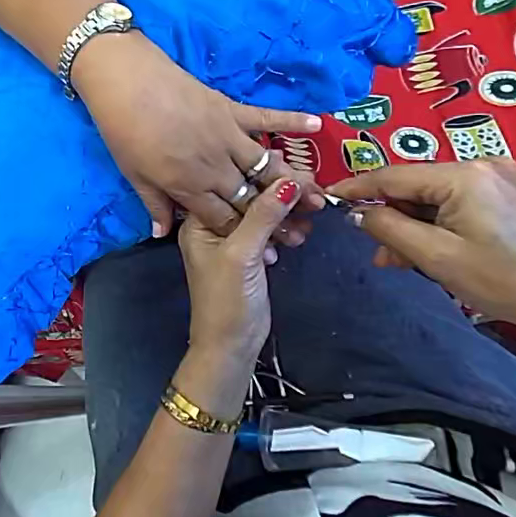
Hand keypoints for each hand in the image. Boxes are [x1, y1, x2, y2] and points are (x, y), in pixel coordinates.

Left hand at [73, 33, 325, 237]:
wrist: (125, 81)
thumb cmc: (122, 131)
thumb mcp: (134, 175)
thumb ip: (155, 205)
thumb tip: (161, 234)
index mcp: (188, 188)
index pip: (224, 219)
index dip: (246, 235)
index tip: (268, 248)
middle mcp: (214, 169)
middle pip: (251, 199)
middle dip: (279, 217)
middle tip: (304, 227)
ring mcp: (226, 138)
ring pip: (266, 167)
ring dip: (292, 182)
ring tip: (316, 194)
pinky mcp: (232, 110)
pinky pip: (267, 118)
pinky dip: (293, 119)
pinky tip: (318, 125)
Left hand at [179, 176, 300, 368]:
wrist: (231, 345)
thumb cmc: (227, 300)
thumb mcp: (243, 254)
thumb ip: (263, 216)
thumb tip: (290, 181)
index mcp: (200, 220)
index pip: (233, 184)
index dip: (266, 175)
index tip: (299, 172)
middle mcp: (215, 225)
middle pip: (252, 196)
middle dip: (283, 192)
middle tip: (314, 193)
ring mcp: (234, 240)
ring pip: (265, 212)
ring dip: (289, 211)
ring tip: (313, 212)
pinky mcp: (251, 254)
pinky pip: (271, 230)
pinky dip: (287, 228)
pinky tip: (301, 233)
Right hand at [327, 160, 515, 394]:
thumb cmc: (503, 279)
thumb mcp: (436, 256)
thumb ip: (389, 228)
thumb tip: (358, 212)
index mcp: (463, 174)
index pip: (394, 175)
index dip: (357, 186)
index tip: (328, 196)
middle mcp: (481, 164)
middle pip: (416, 186)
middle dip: (391, 217)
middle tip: (377, 254)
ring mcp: (500, 178)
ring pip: (436, 197)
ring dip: (413, 225)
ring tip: (401, 261)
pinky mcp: (511, 196)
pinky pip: (459, 203)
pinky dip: (438, 225)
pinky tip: (430, 251)